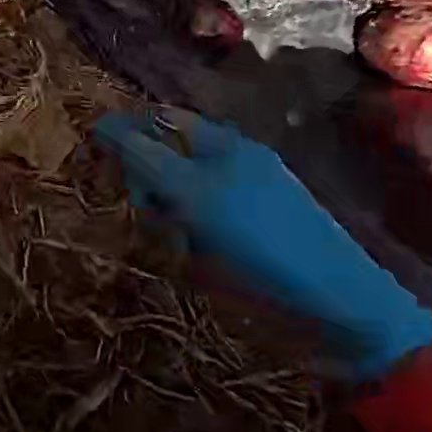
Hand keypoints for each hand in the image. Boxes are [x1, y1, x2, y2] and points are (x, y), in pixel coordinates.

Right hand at [94, 108, 431, 379]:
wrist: (335, 308)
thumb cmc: (262, 240)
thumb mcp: (194, 193)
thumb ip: (146, 158)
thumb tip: (101, 125)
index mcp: (222, 146)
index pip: (159, 123)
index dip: (127, 134)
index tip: (96, 158)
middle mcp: (226, 168)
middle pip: (161, 162)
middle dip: (144, 184)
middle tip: (147, 211)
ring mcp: (233, 206)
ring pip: (171, 200)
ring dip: (160, 218)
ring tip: (174, 244)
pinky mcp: (237, 241)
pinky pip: (189, 231)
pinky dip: (179, 243)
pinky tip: (189, 261)